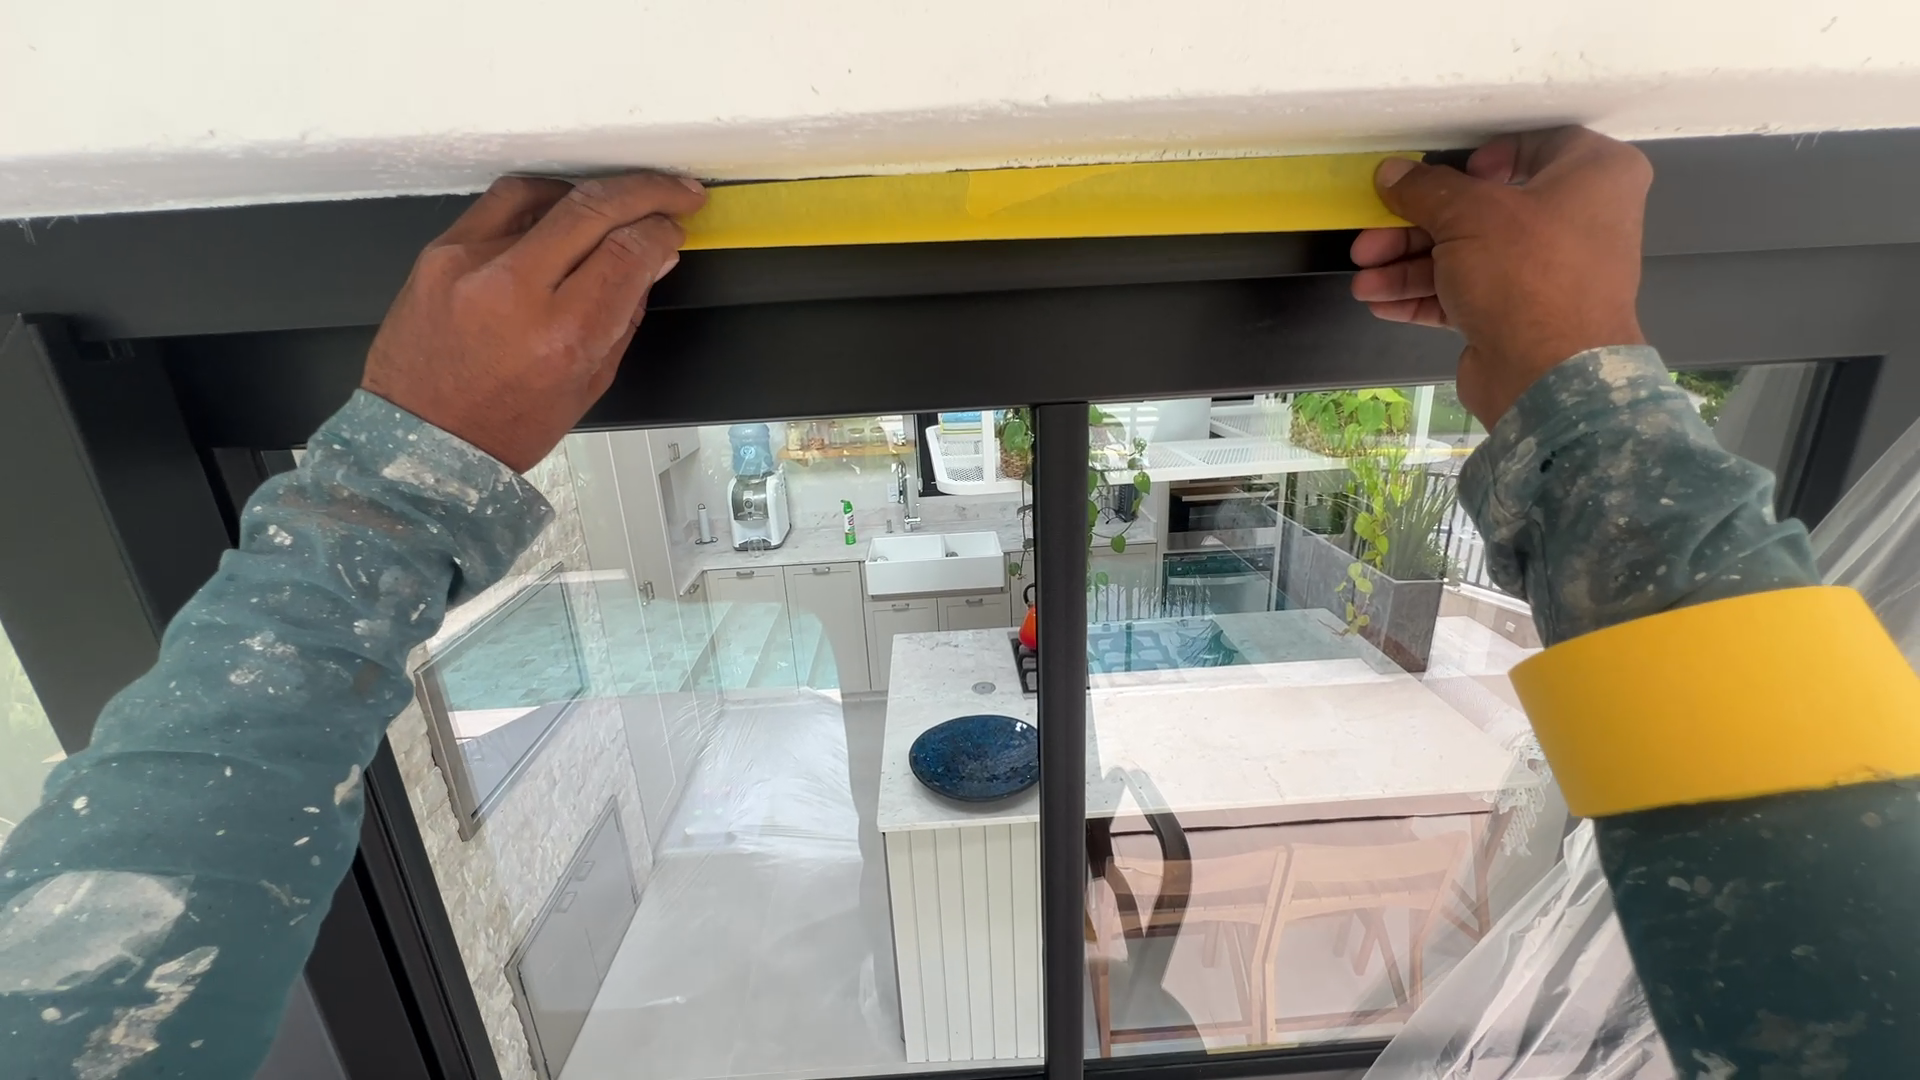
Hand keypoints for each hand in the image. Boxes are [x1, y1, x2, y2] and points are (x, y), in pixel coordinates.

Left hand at [361, 173, 706, 471]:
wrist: (427, 436)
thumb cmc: (512, 422)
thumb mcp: (592, 379)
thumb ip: (624, 315)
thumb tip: (650, 261)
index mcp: (562, 335)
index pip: (627, 254)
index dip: (661, 232)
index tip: (676, 230)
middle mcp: (514, 290)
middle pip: (593, 209)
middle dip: (646, 192)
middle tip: (678, 192)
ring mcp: (469, 262)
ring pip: (547, 193)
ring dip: (596, 189)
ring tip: (624, 197)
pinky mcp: (440, 249)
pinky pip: (502, 202)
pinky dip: (546, 198)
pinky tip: (568, 208)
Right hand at [1350, 127, 1652, 426]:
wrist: (1546, 370)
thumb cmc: (1525, 272)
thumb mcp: (1468, 216)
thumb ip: (1425, 190)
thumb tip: (1391, 171)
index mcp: (1590, 175)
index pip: (1536, 146)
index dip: (1483, 158)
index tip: (1446, 174)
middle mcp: (1572, 220)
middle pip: (1478, 212)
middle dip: (1414, 230)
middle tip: (1368, 242)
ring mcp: (1541, 271)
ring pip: (1462, 258)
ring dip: (1406, 269)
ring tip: (1363, 282)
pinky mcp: (1512, 314)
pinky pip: (1462, 294)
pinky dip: (1421, 296)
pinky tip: (1380, 303)